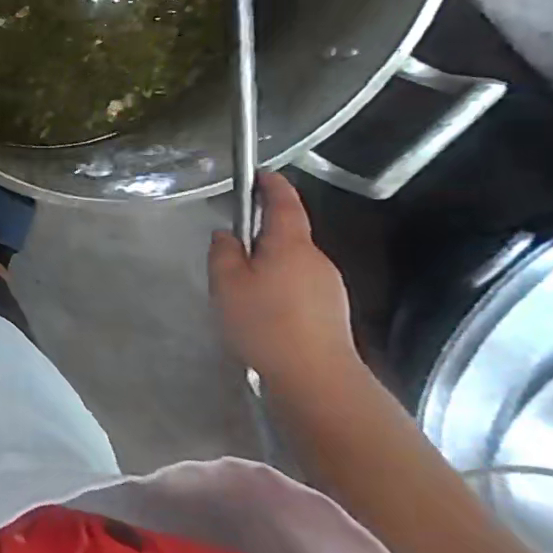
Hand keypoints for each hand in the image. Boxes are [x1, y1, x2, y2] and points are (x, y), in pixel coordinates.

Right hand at [208, 172, 362, 391]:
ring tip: (238, 285)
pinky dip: (276, 285)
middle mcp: (316, 260)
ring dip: (266, 263)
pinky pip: (297, 284)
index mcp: (291, 245)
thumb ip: (223, 252)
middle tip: (228, 244)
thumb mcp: (226, 282)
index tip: (262, 174)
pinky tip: (258, 308)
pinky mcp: (330, 310)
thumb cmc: (264, 322)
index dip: (273, 186)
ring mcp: (328, 286)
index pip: (284, 205)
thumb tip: (228, 235)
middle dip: (260, 234)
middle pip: (286, 235)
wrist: (316, 377)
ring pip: (290, 262)